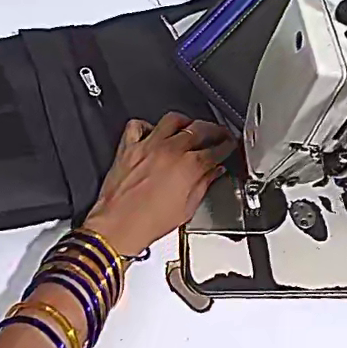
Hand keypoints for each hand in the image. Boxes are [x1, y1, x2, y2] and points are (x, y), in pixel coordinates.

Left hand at [82, 113, 235, 257]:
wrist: (118, 227)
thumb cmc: (148, 222)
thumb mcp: (187, 208)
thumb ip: (203, 185)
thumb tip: (213, 173)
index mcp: (189, 166)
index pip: (216, 149)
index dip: (227, 145)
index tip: (229, 145)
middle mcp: (170, 151)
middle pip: (200, 129)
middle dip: (215, 129)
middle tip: (218, 134)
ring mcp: (148, 146)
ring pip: (173, 120)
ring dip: (185, 122)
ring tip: (190, 127)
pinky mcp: (129, 148)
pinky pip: (138, 125)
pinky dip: (147, 126)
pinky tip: (153, 132)